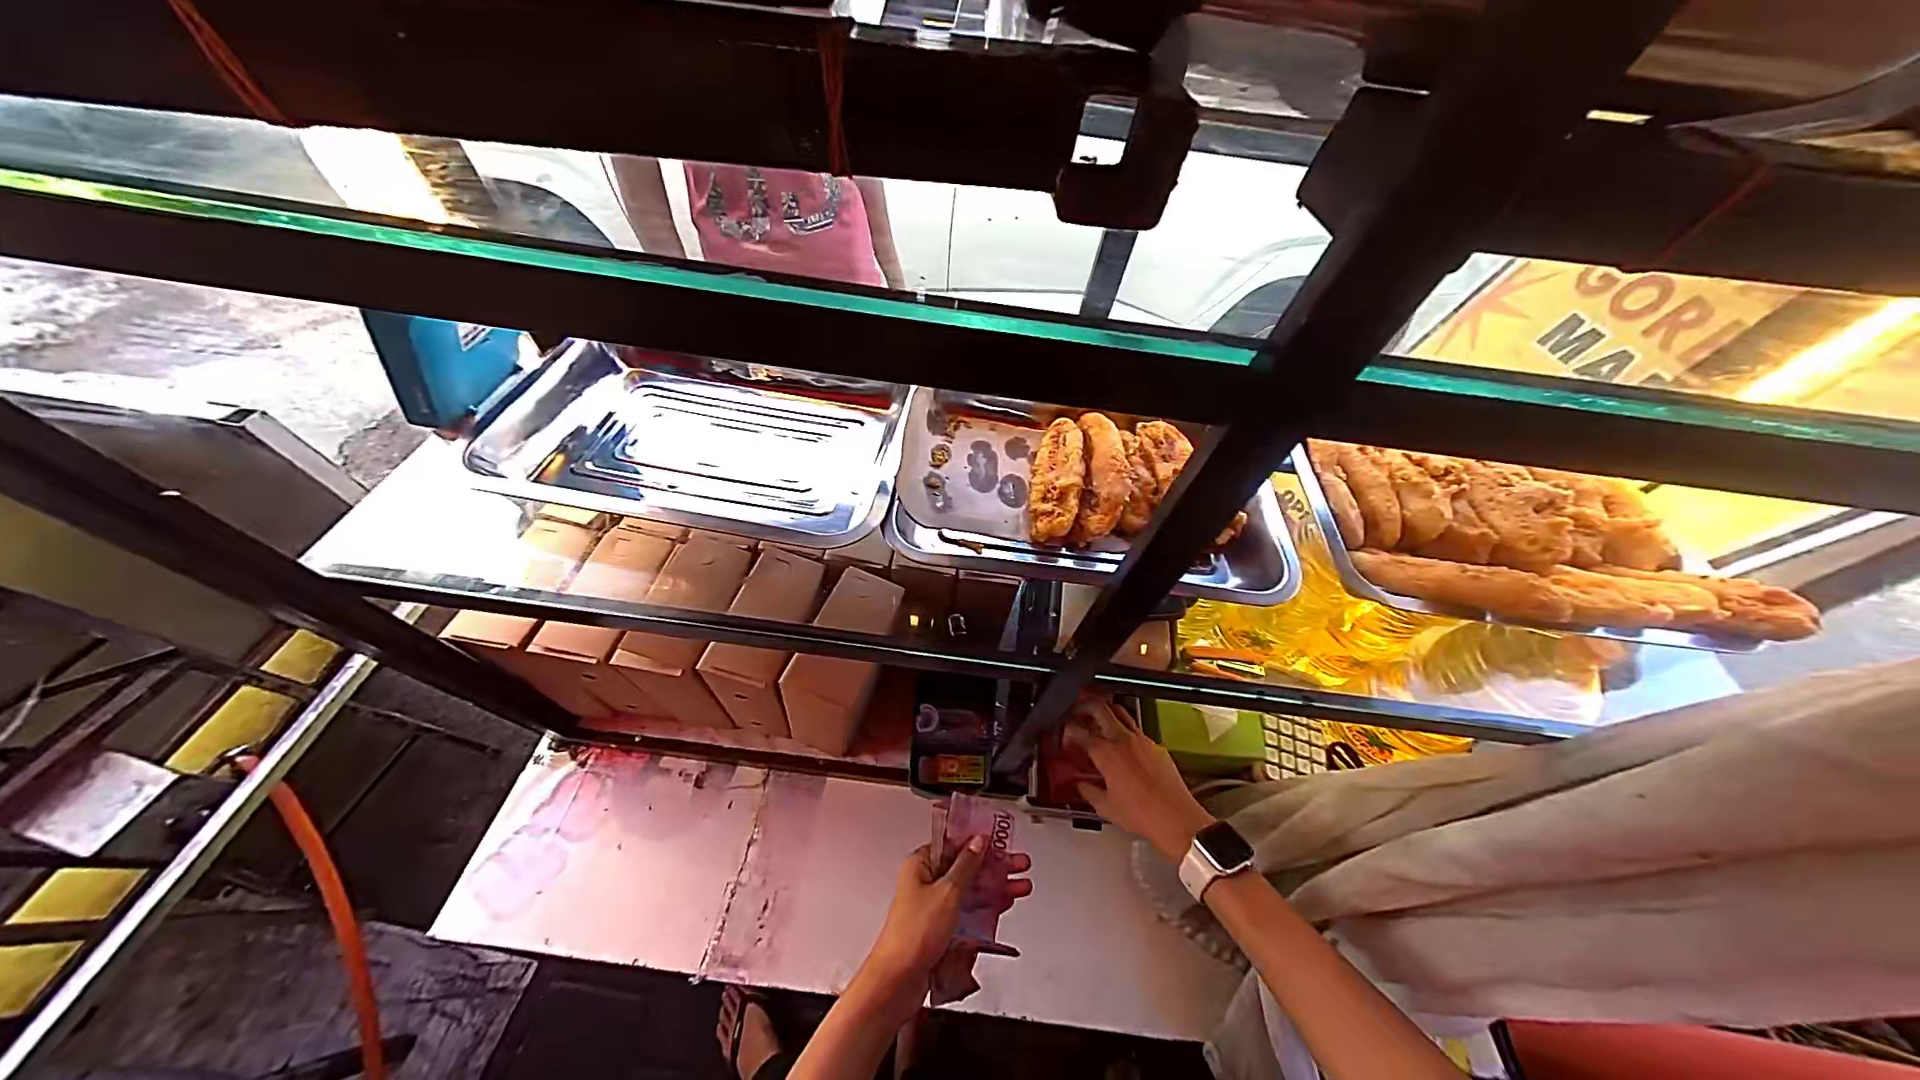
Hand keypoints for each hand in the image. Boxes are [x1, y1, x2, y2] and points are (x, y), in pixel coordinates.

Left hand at [864, 840, 1032, 988]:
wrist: (898, 982)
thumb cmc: (912, 934)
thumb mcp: (947, 893)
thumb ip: (966, 866)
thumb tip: (977, 842)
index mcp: (920, 865)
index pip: (954, 843)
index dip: (978, 841)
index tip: (1000, 840)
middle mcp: (925, 882)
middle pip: (965, 867)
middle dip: (994, 867)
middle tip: (1019, 864)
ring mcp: (933, 905)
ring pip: (969, 890)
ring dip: (995, 887)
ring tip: (1020, 886)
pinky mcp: (940, 927)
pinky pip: (967, 911)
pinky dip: (985, 907)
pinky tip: (1003, 905)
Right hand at [1065, 695, 1214, 862]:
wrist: (1176, 819)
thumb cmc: (1144, 814)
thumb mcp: (1105, 807)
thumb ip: (1088, 790)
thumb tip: (1082, 785)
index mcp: (1106, 753)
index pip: (1079, 732)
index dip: (1068, 733)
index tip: (1066, 740)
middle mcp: (1124, 740)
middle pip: (1099, 708)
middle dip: (1083, 707)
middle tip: (1077, 713)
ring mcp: (1142, 740)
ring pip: (1120, 712)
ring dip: (1106, 713)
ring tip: (1098, 721)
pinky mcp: (1157, 747)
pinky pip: (1137, 729)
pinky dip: (1125, 730)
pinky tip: (1122, 744)